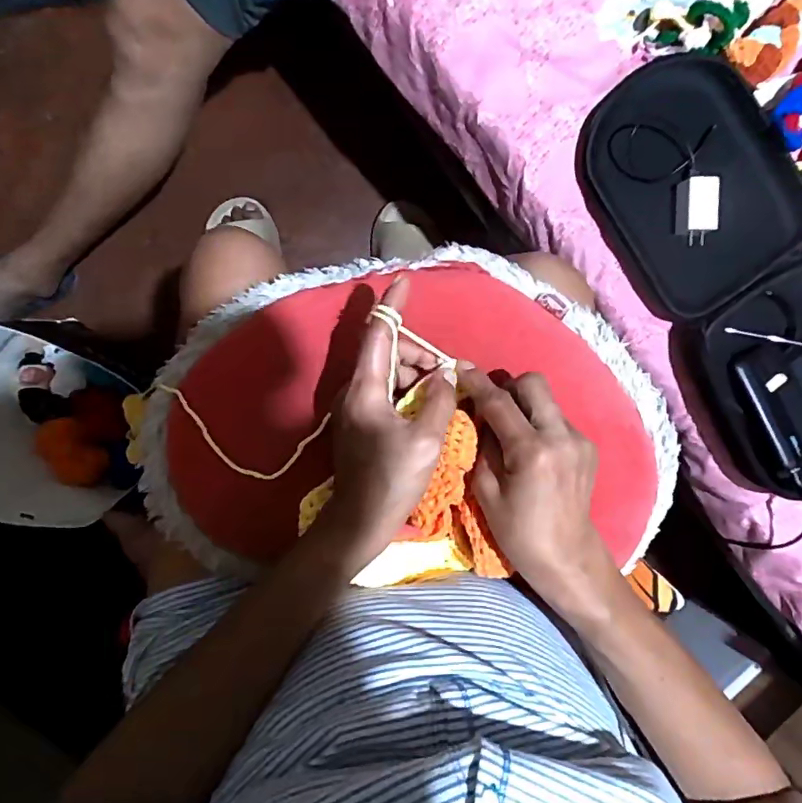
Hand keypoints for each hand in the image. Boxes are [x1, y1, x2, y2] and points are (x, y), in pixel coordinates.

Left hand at [323, 277, 455, 553]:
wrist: (359, 521)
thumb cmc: (391, 480)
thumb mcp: (425, 439)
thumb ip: (438, 399)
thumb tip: (445, 374)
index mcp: (365, 389)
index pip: (379, 334)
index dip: (393, 306)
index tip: (404, 281)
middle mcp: (354, 392)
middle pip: (387, 353)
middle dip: (418, 353)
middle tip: (447, 374)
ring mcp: (355, 408)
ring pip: (388, 373)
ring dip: (416, 375)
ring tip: (442, 394)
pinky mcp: (360, 423)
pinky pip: (386, 393)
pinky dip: (408, 392)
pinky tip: (428, 407)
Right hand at [460, 366, 630, 627]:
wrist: (568, 556)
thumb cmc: (519, 533)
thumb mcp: (487, 493)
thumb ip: (482, 447)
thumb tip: (478, 415)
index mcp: (532, 452)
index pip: (499, 403)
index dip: (476, 383)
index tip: (460, 368)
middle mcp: (560, 436)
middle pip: (533, 383)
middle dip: (508, 386)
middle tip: (491, 404)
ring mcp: (579, 440)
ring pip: (548, 400)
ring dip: (525, 405)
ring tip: (510, 430)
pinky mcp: (588, 447)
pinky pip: (557, 419)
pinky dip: (540, 423)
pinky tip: (531, 449)